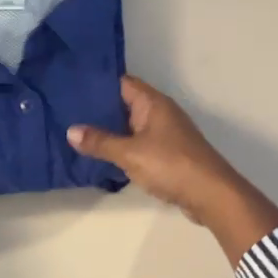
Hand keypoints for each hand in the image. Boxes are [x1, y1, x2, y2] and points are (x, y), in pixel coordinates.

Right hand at [68, 76, 277, 264]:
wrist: (211, 194)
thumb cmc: (170, 164)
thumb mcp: (129, 153)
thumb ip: (100, 142)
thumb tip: (71, 130)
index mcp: (153, 103)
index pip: (122, 83)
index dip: (98, 83)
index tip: (72, 86)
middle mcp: (160, 112)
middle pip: (125, 104)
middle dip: (99, 109)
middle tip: (67, 112)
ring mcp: (166, 133)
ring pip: (131, 126)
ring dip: (110, 130)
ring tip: (79, 133)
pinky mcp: (169, 154)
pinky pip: (139, 143)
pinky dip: (123, 147)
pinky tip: (104, 155)